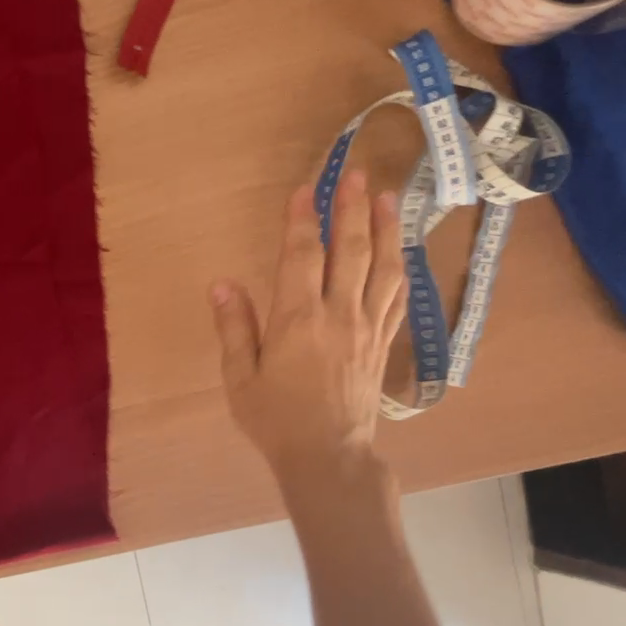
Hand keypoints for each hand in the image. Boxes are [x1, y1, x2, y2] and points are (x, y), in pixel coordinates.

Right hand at [211, 171, 406, 478]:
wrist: (327, 452)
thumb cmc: (272, 417)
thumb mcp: (239, 376)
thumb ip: (234, 328)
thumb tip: (224, 284)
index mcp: (298, 321)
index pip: (301, 259)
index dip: (302, 221)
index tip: (303, 189)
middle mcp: (339, 315)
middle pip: (351, 251)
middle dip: (352, 209)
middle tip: (355, 173)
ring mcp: (368, 326)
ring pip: (385, 266)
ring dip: (386, 228)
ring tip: (387, 197)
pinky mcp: (383, 340)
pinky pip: (398, 293)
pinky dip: (401, 264)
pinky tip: (401, 248)